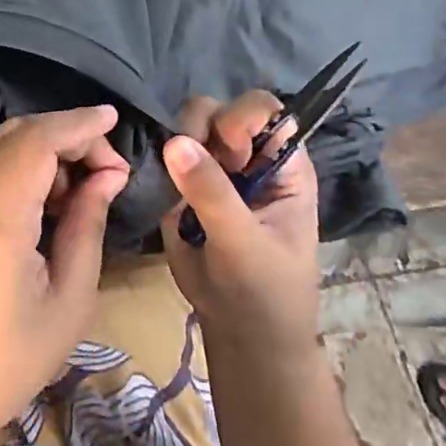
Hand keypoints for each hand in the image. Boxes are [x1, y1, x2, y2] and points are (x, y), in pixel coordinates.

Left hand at [0, 105, 131, 445]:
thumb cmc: (6, 359)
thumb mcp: (68, 299)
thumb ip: (88, 225)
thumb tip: (107, 176)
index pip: (40, 139)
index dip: (80, 123)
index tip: (115, 119)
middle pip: (22, 131)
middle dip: (69, 134)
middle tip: (109, 169)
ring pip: (4, 142)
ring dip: (47, 147)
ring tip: (84, 186)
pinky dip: (25, 163)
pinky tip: (50, 197)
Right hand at [160, 90, 321, 356]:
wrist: (241, 336)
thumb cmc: (263, 292)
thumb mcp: (243, 244)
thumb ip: (212, 192)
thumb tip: (175, 141)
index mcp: (284, 163)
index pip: (266, 111)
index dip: (242, 118)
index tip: (228, 153)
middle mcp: (251, 156)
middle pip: (221, 109)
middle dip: (202, 128)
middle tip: (196, 171)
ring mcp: (216, 167)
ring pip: (190, 125)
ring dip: (179, 142)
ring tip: (179, 184)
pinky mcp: (186, 181)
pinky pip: (168, 151)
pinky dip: (161, 158)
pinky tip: (163, 184)